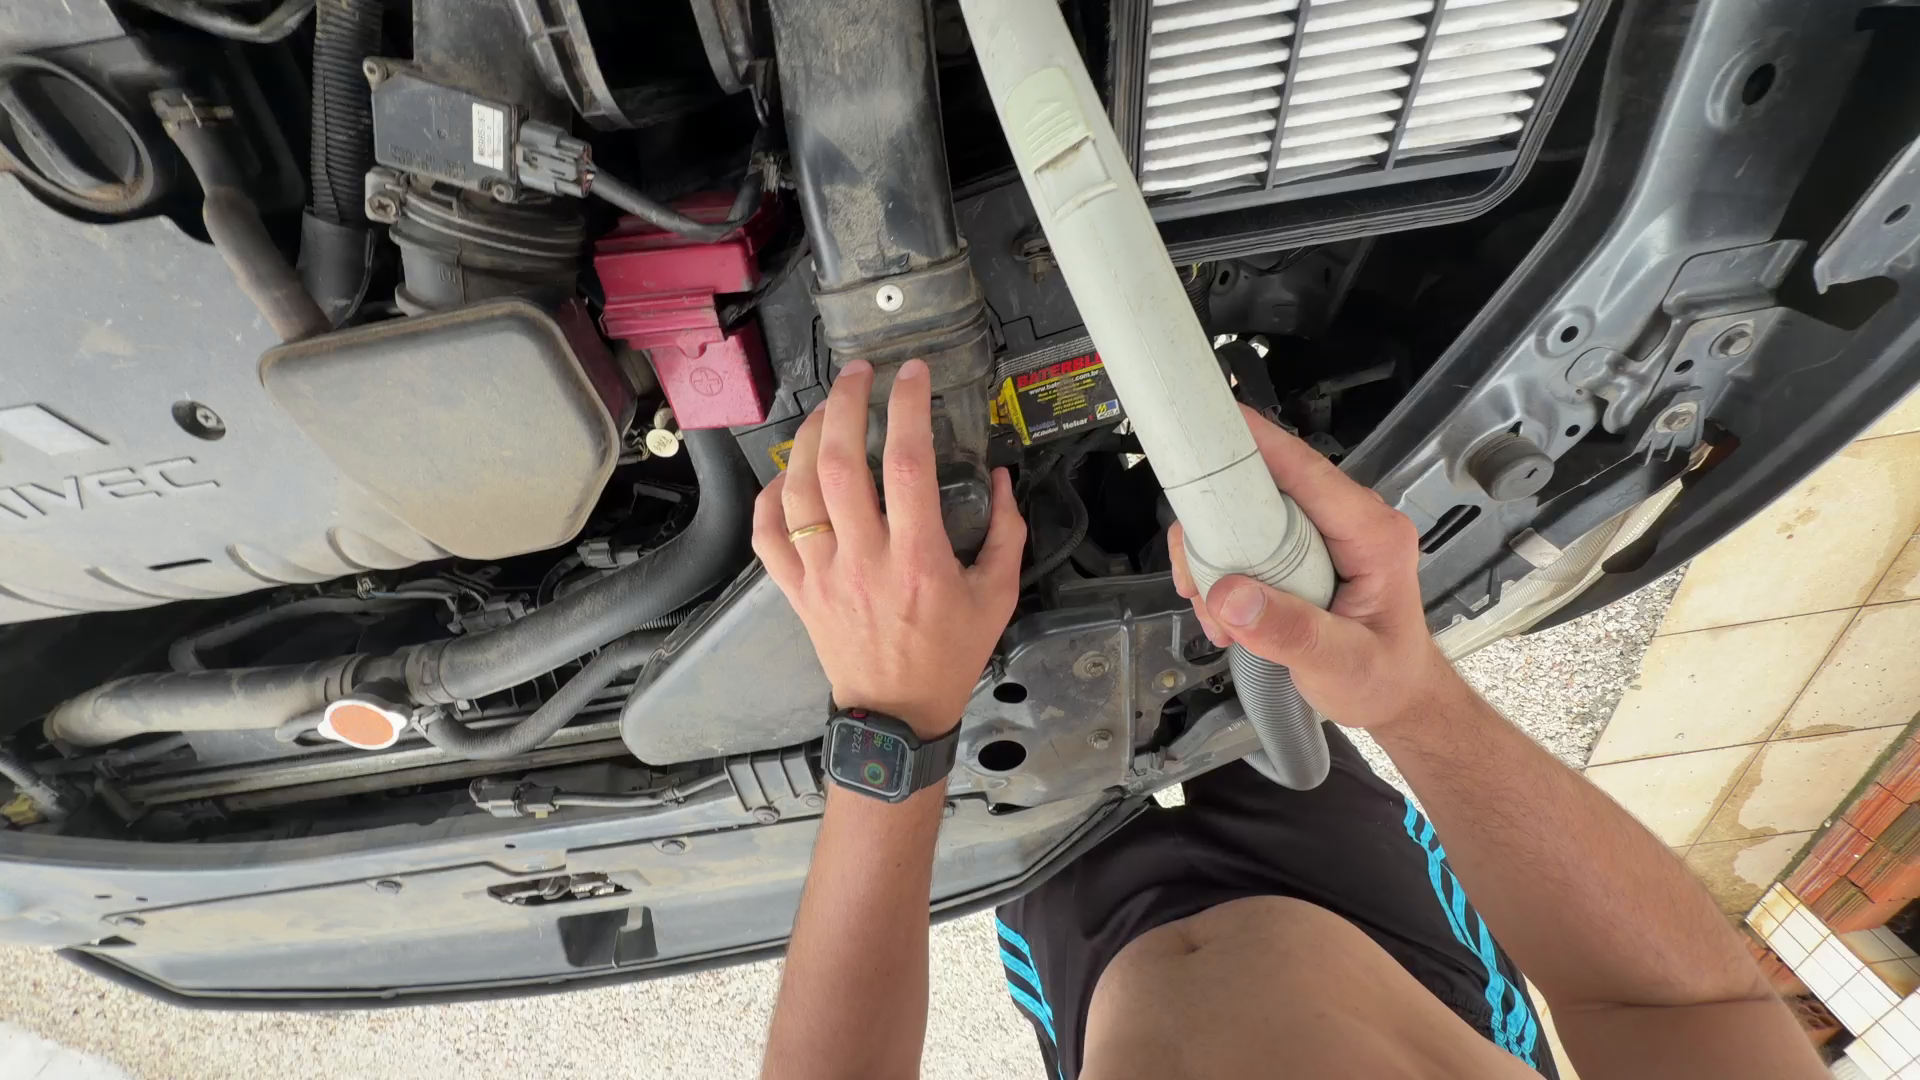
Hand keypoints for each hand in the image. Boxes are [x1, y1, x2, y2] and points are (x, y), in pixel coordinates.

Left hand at [752, 357, 1026, 738]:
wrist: (896, 714)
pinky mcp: (795, 589)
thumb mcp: (997, 595)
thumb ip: (1006, 532)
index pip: (908, 464)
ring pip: (797, 489)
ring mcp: (821, 574)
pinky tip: (788, 474)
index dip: (908, 408)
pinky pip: (766, 534)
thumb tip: (1000, 477)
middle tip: (859, 374)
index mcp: (918, 559)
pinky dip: (770, 496)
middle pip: (840, 464)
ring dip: (807, 438)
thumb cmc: (949, 654)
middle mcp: (863, 559)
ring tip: (825, 410)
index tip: (913, 375)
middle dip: (845, 404)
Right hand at [1168, 406, 1458, 730]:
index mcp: (1368, 532)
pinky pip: (1238, 544)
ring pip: (1239, 519)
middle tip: (1193, 576)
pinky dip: (1217, 577)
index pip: (1307, 470)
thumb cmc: (1384, 679)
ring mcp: (1311, 535)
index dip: (1257, 442)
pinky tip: (1221, 614)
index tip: (1211, 423)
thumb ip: (1289, 632)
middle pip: (1258, 490)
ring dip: (1210, 563)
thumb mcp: (1342, 663)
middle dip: (1213, 529)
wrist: (1393, 699)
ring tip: (1212, 613)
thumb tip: (1228, 594)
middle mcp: (1339, 521)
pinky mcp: (1290, 552)